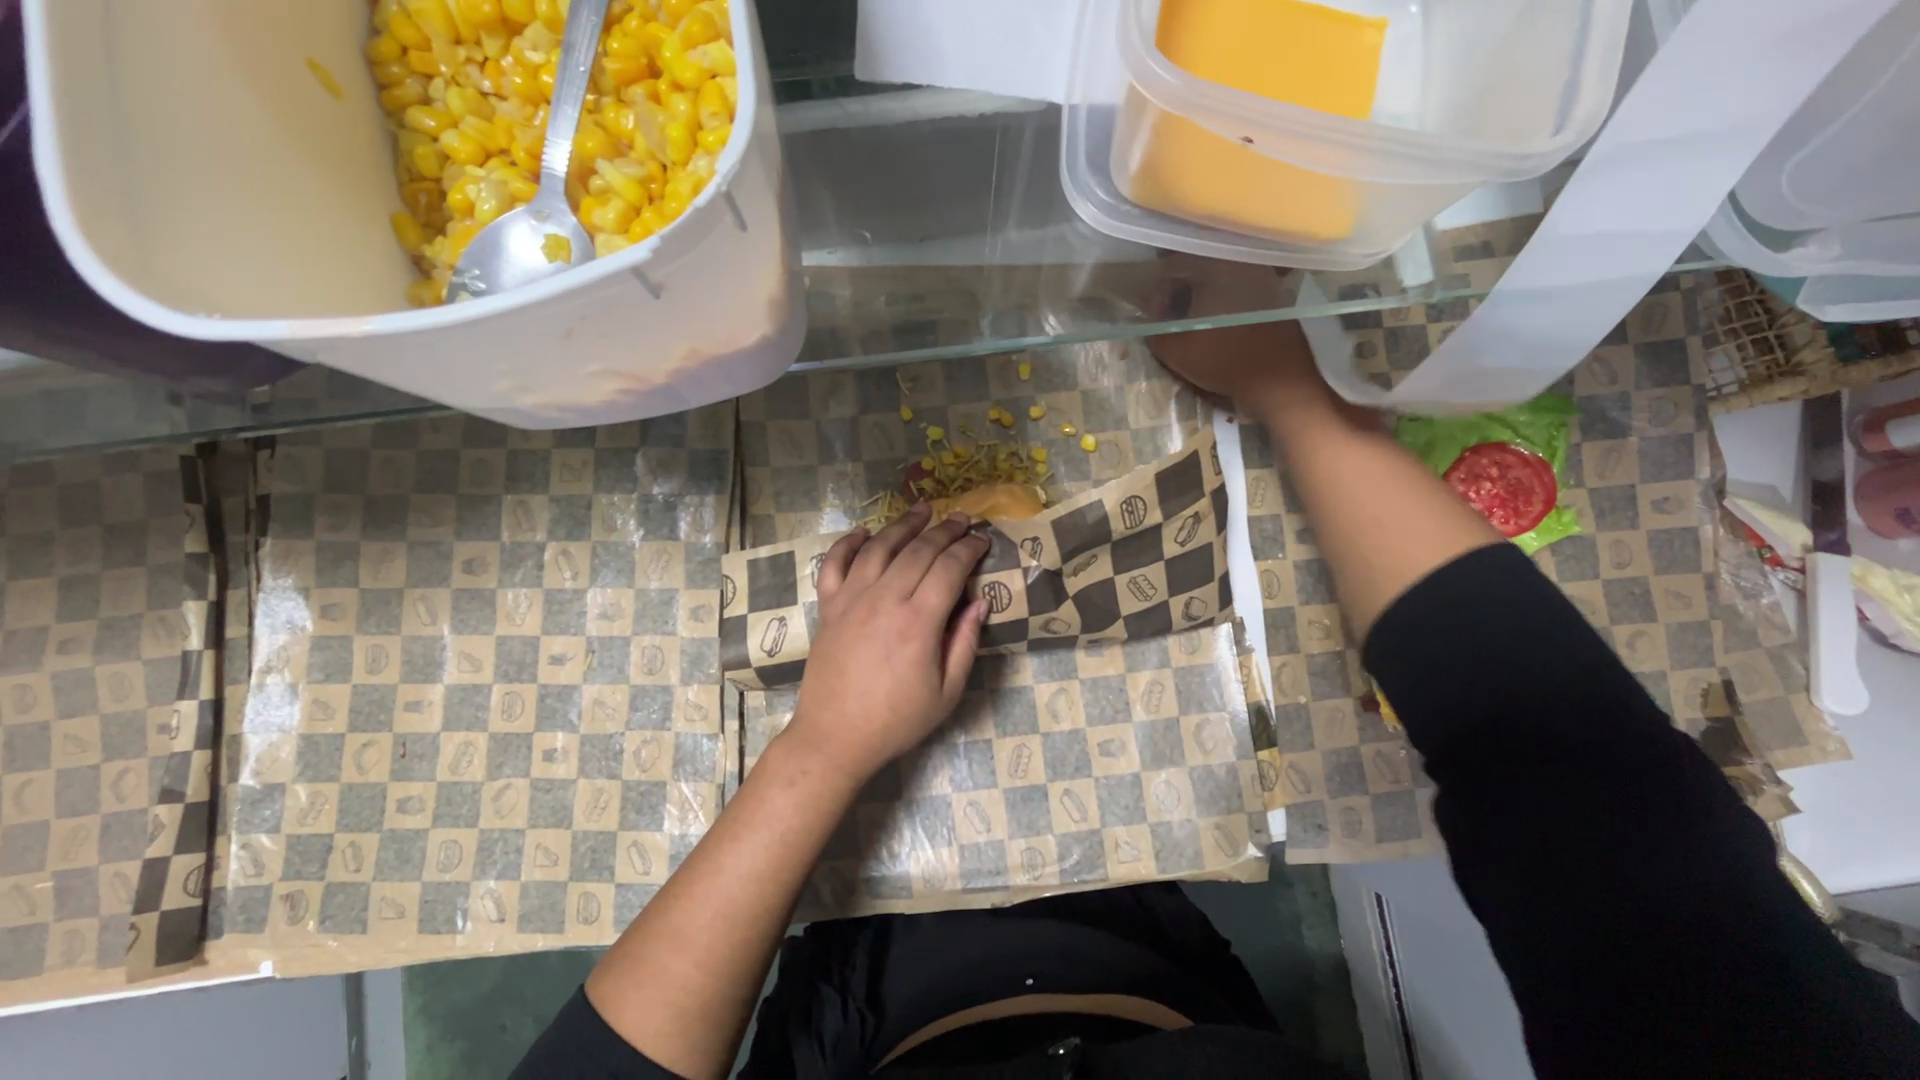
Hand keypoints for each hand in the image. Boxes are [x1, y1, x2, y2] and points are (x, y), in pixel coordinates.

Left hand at [785, 503, 990, 781]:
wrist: (835, 736)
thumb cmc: (897, 720)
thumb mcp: (946, 692)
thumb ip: (964, 643)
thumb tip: (979, 602)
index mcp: (918, 622)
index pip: (949, 568)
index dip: (968, 549)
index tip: (982, 540)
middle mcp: (884, 600)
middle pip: (918, 550)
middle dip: (944, 530)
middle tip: (961, 518)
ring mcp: (851, 600)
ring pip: (879, 547)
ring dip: (902, 525)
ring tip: (921, 510)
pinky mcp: (828, 607)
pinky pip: (835, 564)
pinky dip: (848, 543)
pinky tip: (863, 532)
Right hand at [1144, 255, 1335, 421]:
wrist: (1279, 382)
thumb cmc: (1224, 359)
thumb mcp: (1175, 350)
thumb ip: (1152, 332)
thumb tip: (1147, 322)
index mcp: (1216, 265)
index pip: (1173, 267)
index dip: (1157, 294)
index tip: (1153, 320)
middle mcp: (1242, 263)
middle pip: (1198, 271)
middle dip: (1179, 295)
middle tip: (1169, 322)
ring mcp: (1264, 278)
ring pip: (1220, 282)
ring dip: (1201, 302)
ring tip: (1191, 328)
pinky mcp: (1275, 297)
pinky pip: (1239, 293)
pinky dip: (1223, 306)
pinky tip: (1216, 330)